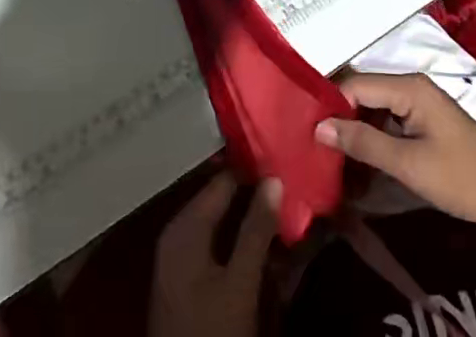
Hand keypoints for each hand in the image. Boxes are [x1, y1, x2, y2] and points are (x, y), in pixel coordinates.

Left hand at [149, 172, 281, 336]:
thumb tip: (275, 178)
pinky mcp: (190, 278)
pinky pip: (220, 243)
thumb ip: (257, 228)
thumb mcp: (240, 282)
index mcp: (185, 227)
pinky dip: (245, 238)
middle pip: (224, 198)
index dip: (256, 166)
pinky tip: (274, 240)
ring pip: (225, 221)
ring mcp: (183, 257)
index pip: (224, 178)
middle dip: (259, 191)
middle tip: (296, 179)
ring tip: (293, 205)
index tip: (288, 155)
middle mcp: (179, 233)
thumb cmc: (209, 331)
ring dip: (255, 216)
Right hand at [314, 71, 475, 240]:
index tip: (302, 130)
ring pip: (373, 109)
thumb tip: (319, 126)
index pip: (355, 84)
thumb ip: (363, 143)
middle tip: (309, 146)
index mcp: (410, 87)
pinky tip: (355, 163)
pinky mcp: (424, 122)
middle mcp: (412, 86)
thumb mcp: (408, 164)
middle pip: (363, 93)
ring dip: (353, 132)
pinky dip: (371, 140)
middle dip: (338, 118)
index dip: (328, 104)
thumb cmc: (462, 179)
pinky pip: (387, 122)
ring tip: (326, 158)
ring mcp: (419, 104)